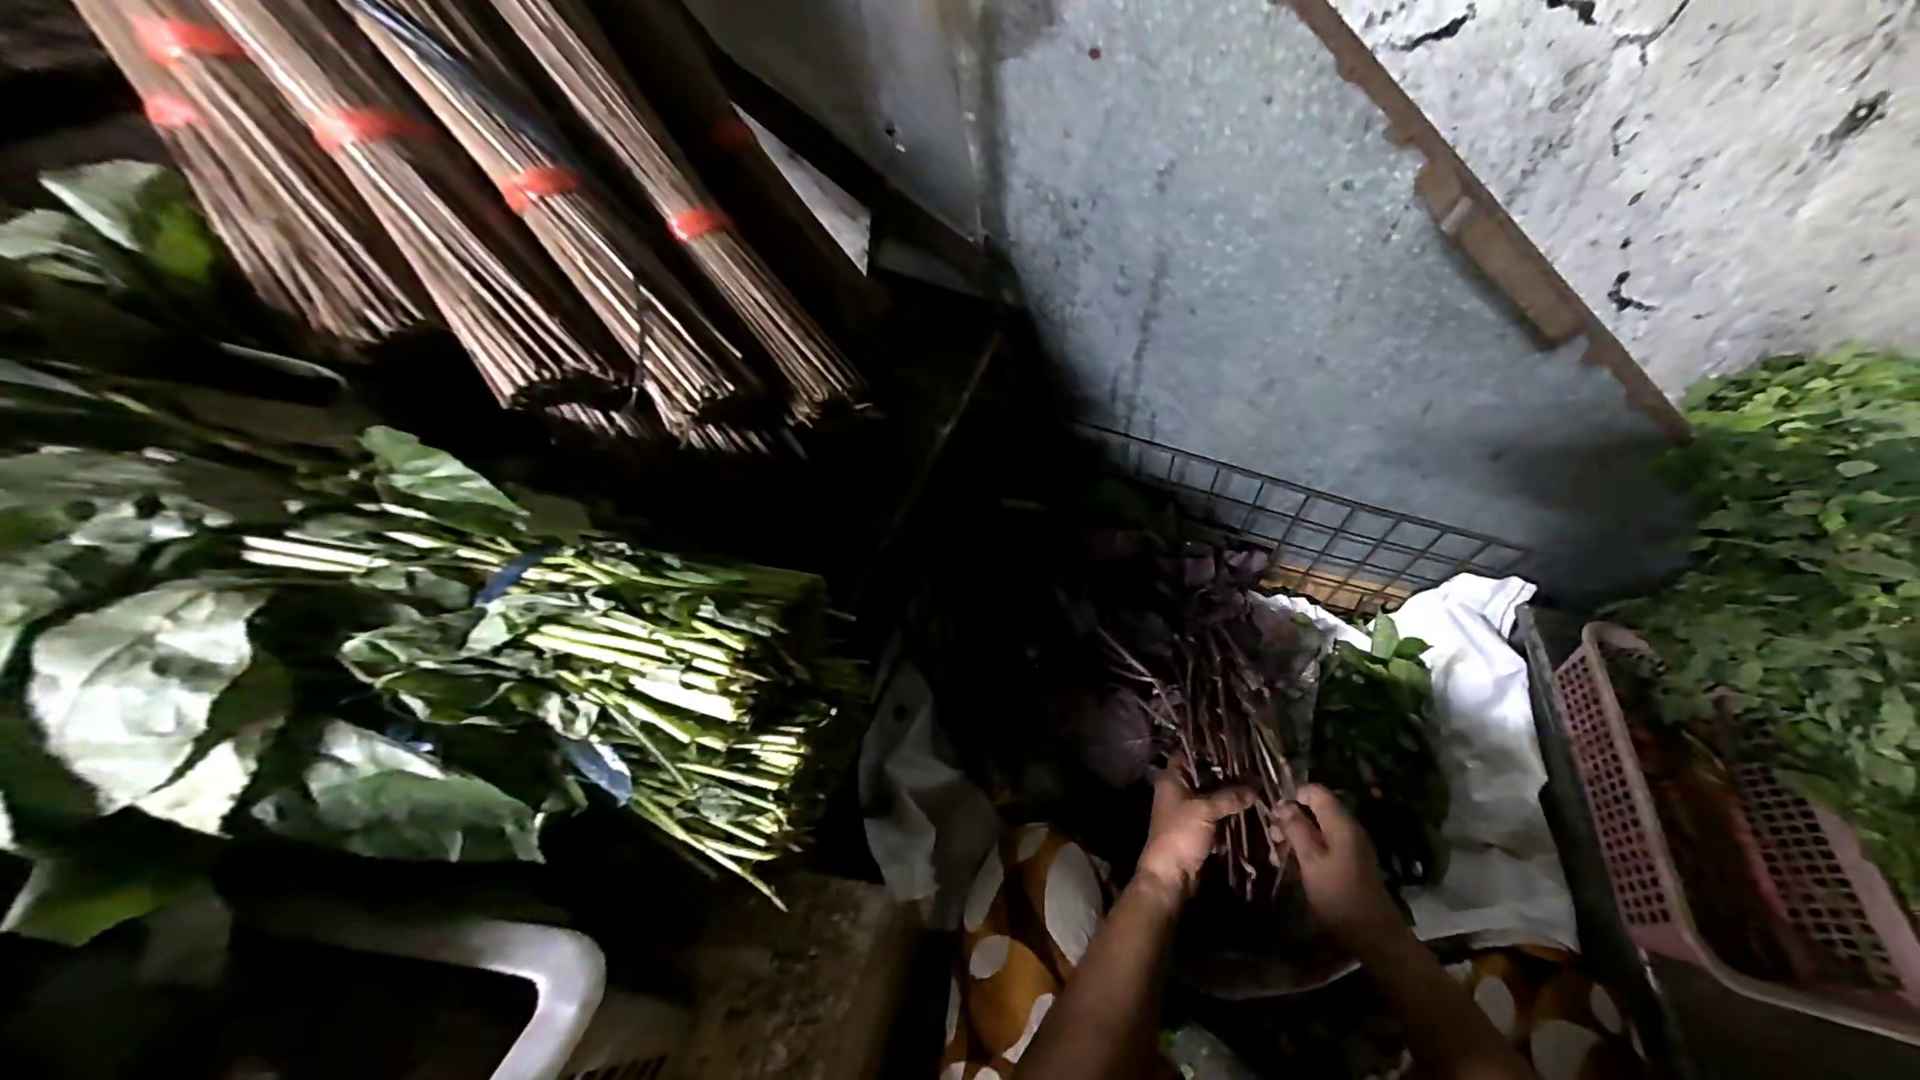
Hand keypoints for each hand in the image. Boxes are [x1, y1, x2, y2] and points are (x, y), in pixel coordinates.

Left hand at [1134, 759, 1254, 901]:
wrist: (1171, 873)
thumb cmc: (1180, 833)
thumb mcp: (1205, 810)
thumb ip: (1230, 796)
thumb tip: (1256, 786)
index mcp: (1172, 777)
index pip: (1191, 753)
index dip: (1210, 749)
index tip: (1235, 745)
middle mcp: (1179, 788)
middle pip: (1205, 773)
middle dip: (1228, 772)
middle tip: (1255, 767)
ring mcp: (1189, 807)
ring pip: (1213, 793)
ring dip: (1232, 792)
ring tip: (1259, 783)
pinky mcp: (1199, 824)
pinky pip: (1217, 811)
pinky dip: (1230, 809)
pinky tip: (1251, 804)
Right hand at [1271, 784, 1401, 943]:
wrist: (1373, 936)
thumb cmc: (1339, 895)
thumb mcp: (1310, 860)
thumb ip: (1295, 828)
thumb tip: (1282, 804)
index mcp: (1341, 824)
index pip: (1315, 791)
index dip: (1293, 796)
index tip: (1276, 816)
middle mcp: (1348, 829)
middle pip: (1315, 808)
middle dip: (1291, 818)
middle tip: (1274, 837)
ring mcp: (1351, 845)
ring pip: (1317, 827)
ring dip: (1296, 835)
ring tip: (1279, 852)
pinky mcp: (1350, 861)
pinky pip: (1324, 843)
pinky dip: (1307, 848)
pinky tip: (1294, 863)